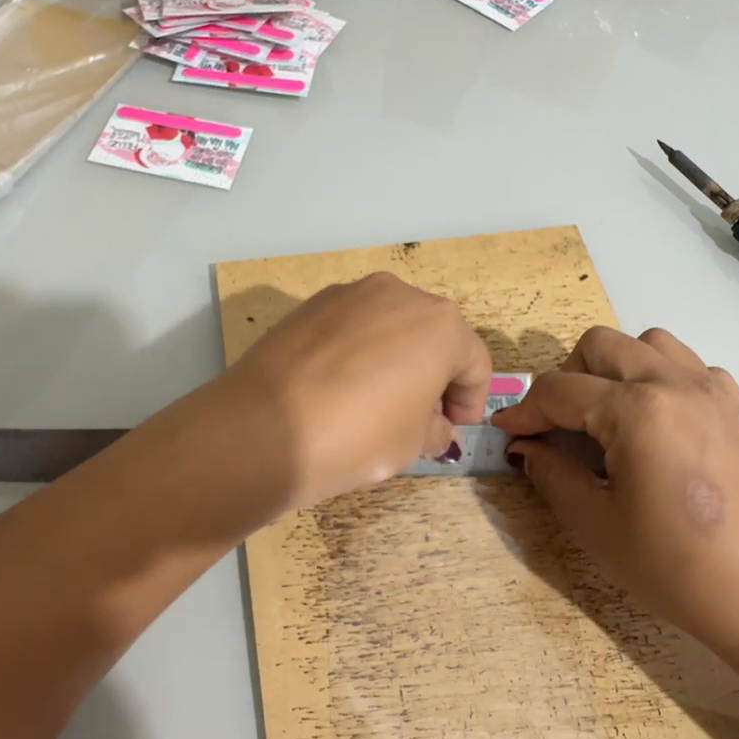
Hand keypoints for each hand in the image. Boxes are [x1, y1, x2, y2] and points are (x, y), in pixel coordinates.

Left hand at [212, 272, 492, 512]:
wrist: (265, 428)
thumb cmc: (358, 436)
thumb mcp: (413, 444)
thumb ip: (435, 428)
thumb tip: (433, 424)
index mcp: (440, 324)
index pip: (474, 361)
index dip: (470, 399)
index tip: (455, 428)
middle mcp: (398, 294)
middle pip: (431, 334)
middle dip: (433, 373)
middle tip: (421, 417)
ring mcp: (349, 294)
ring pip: (388, 325)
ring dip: (394, 357)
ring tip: (377, 401)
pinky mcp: (309, 305)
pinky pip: (350, 327)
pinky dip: (357, 351)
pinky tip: (339, 387)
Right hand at [490, 326, 738, 659]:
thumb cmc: (676, 568)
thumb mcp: (595, 524)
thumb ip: (552, 473)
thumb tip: (527, 447)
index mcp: (637, 410)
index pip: (560, 391)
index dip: (524, 412)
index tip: (504, 433)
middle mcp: (675, 383)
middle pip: (600, 346)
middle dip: (566, 379)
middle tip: (556, 427)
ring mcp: (712, 391)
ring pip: (646, 344)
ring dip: (613, 368)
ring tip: (603, 417)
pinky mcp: (736, 409)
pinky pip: (687, 367)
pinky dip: (659, 379)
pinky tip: (653, 425)